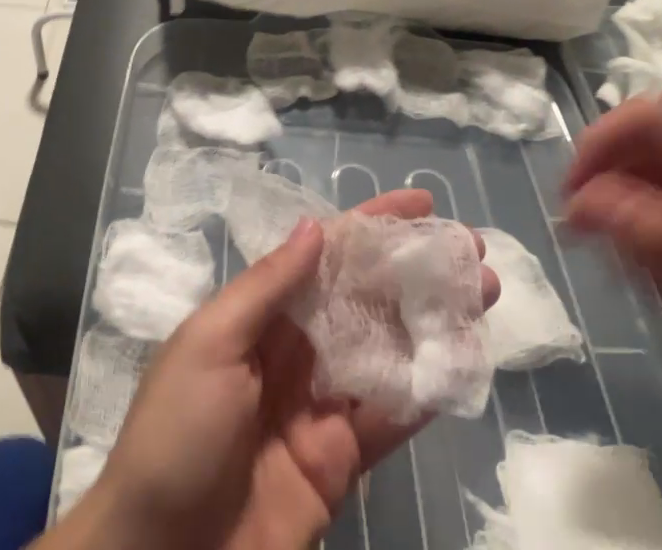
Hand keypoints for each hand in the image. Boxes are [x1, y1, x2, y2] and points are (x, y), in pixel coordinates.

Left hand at [42, 186, 497, 549]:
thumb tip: (316, 227)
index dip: (370, 227)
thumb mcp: (208, 345)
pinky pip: (393, 416)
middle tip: (472, 249)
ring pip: (388, 351)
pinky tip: (467, 358)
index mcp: (257, 318)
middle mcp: (294, 352)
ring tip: (484, 292)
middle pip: (364, 299)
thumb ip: (266, 287)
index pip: (322, 258)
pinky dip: (430, 389)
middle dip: (415, 271)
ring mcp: (321, 405)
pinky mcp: (342, 458)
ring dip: (435, 320)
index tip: (422, 204)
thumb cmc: (177, 433)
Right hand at [564, 95, 661, 549]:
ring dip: (630, 225)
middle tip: (590, 249)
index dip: (603, 144)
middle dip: (611, 188)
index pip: (658, 117)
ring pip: (658, 189)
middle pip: (652, 149)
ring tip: (639, 282)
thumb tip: (585, 198)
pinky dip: (654, 252)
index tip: (570, 201)